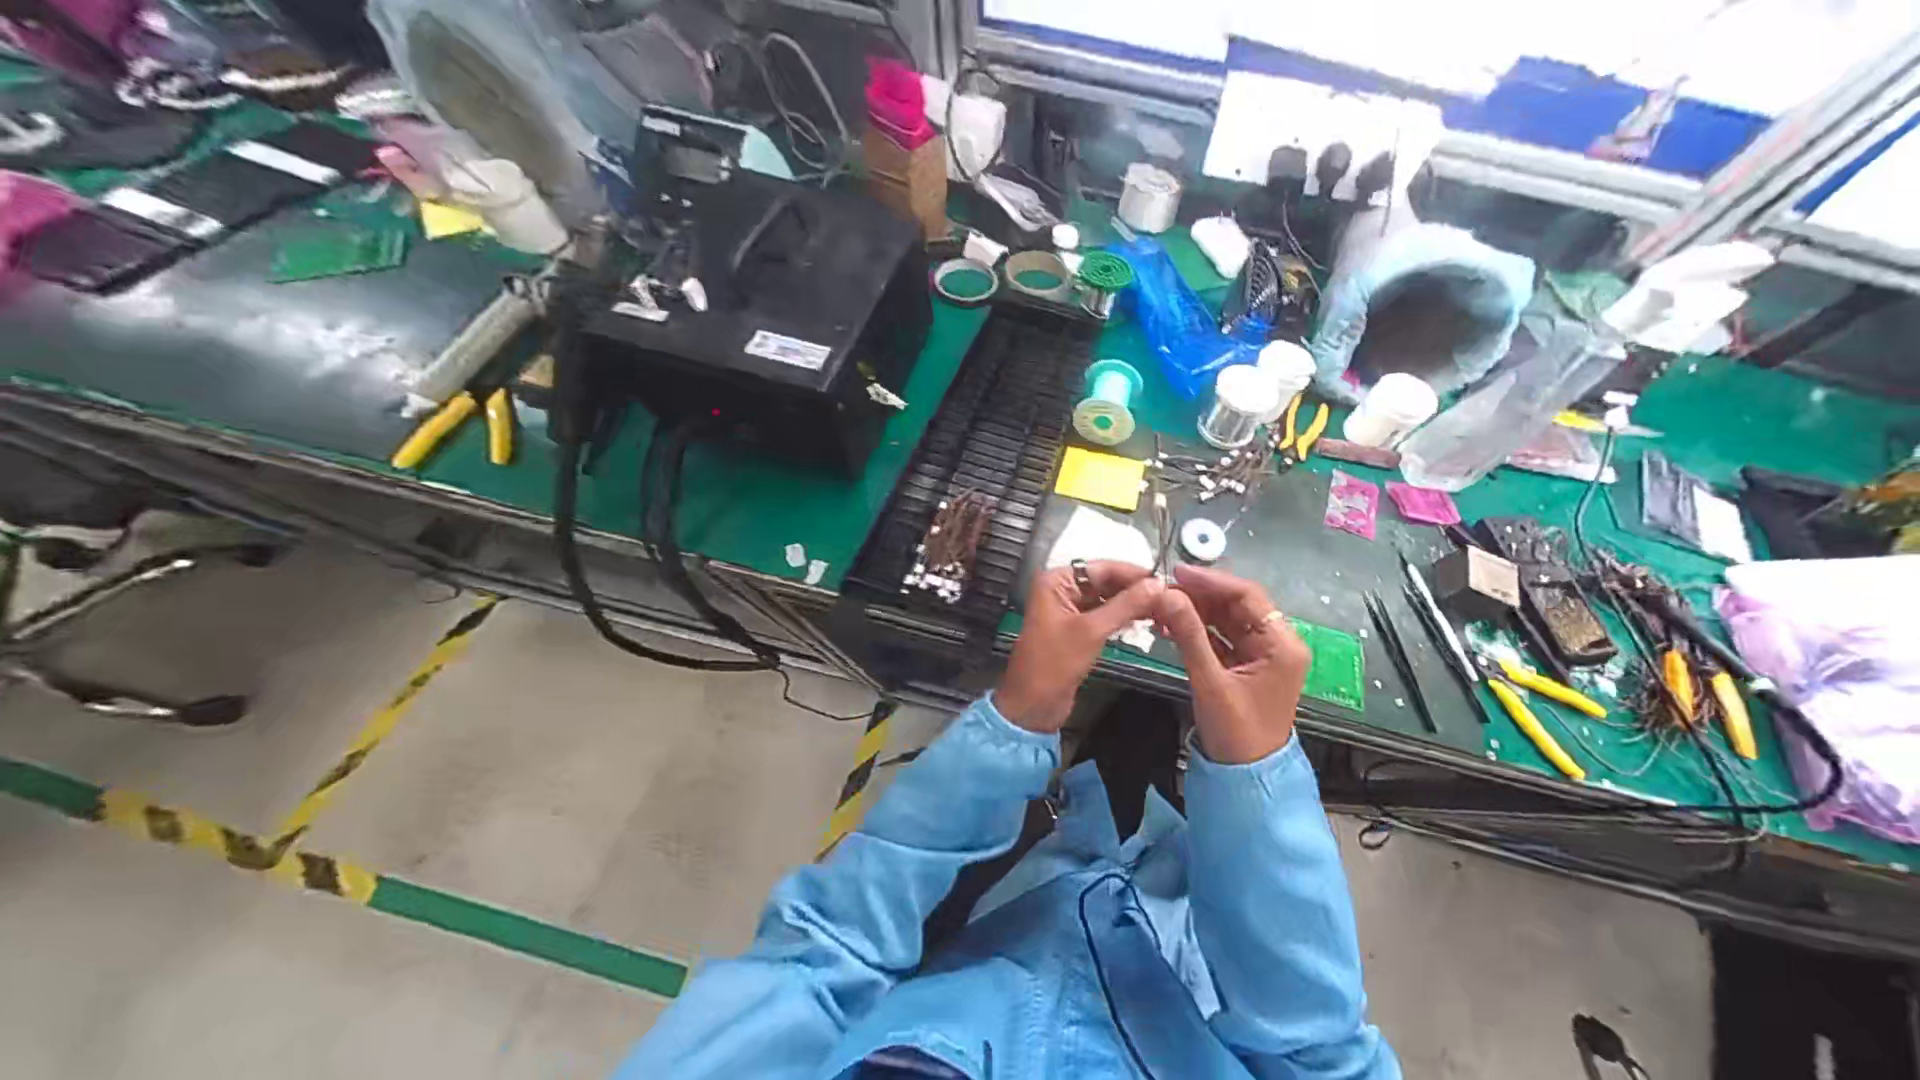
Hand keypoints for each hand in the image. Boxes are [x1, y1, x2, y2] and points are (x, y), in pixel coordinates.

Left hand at [997, 561, 1163, 732]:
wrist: (1033, 705)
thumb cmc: (1055, 663)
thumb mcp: (1092, 631)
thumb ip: (1125, 605)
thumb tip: (1158, 585)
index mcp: (1056, 581)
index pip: (1101, 568)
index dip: (1134, 573)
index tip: (1165, 580)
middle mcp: (1061, 590)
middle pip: (1105, 582)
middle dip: (1135, 590)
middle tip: (1169, 597)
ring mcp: (1068, 610)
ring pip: (1107, 599)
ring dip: (1132, 604)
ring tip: (1164, 610)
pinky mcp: (1076, 630)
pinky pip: (1103, 616)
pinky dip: (1123, 618)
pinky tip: (1146, 621)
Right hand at [1155, 565, 1310, 763]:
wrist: (1246, 775)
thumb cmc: (1236, 730)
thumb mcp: (1210, 680)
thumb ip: (1189, 634)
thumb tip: (1167, 595)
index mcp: (1282, 644)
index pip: (1247, 596)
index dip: (1211, 581)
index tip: (1176, 573)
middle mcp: (1277, 643)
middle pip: (1237, 604)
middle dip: (1200, 595)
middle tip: (1163, 590)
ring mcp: (1263, 654)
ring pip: (1227, 618)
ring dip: (1196, 611)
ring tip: (1162, 606)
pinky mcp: (1247, 665)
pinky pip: (1222, 636)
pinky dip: (1198, 629)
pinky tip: (1171, 625)